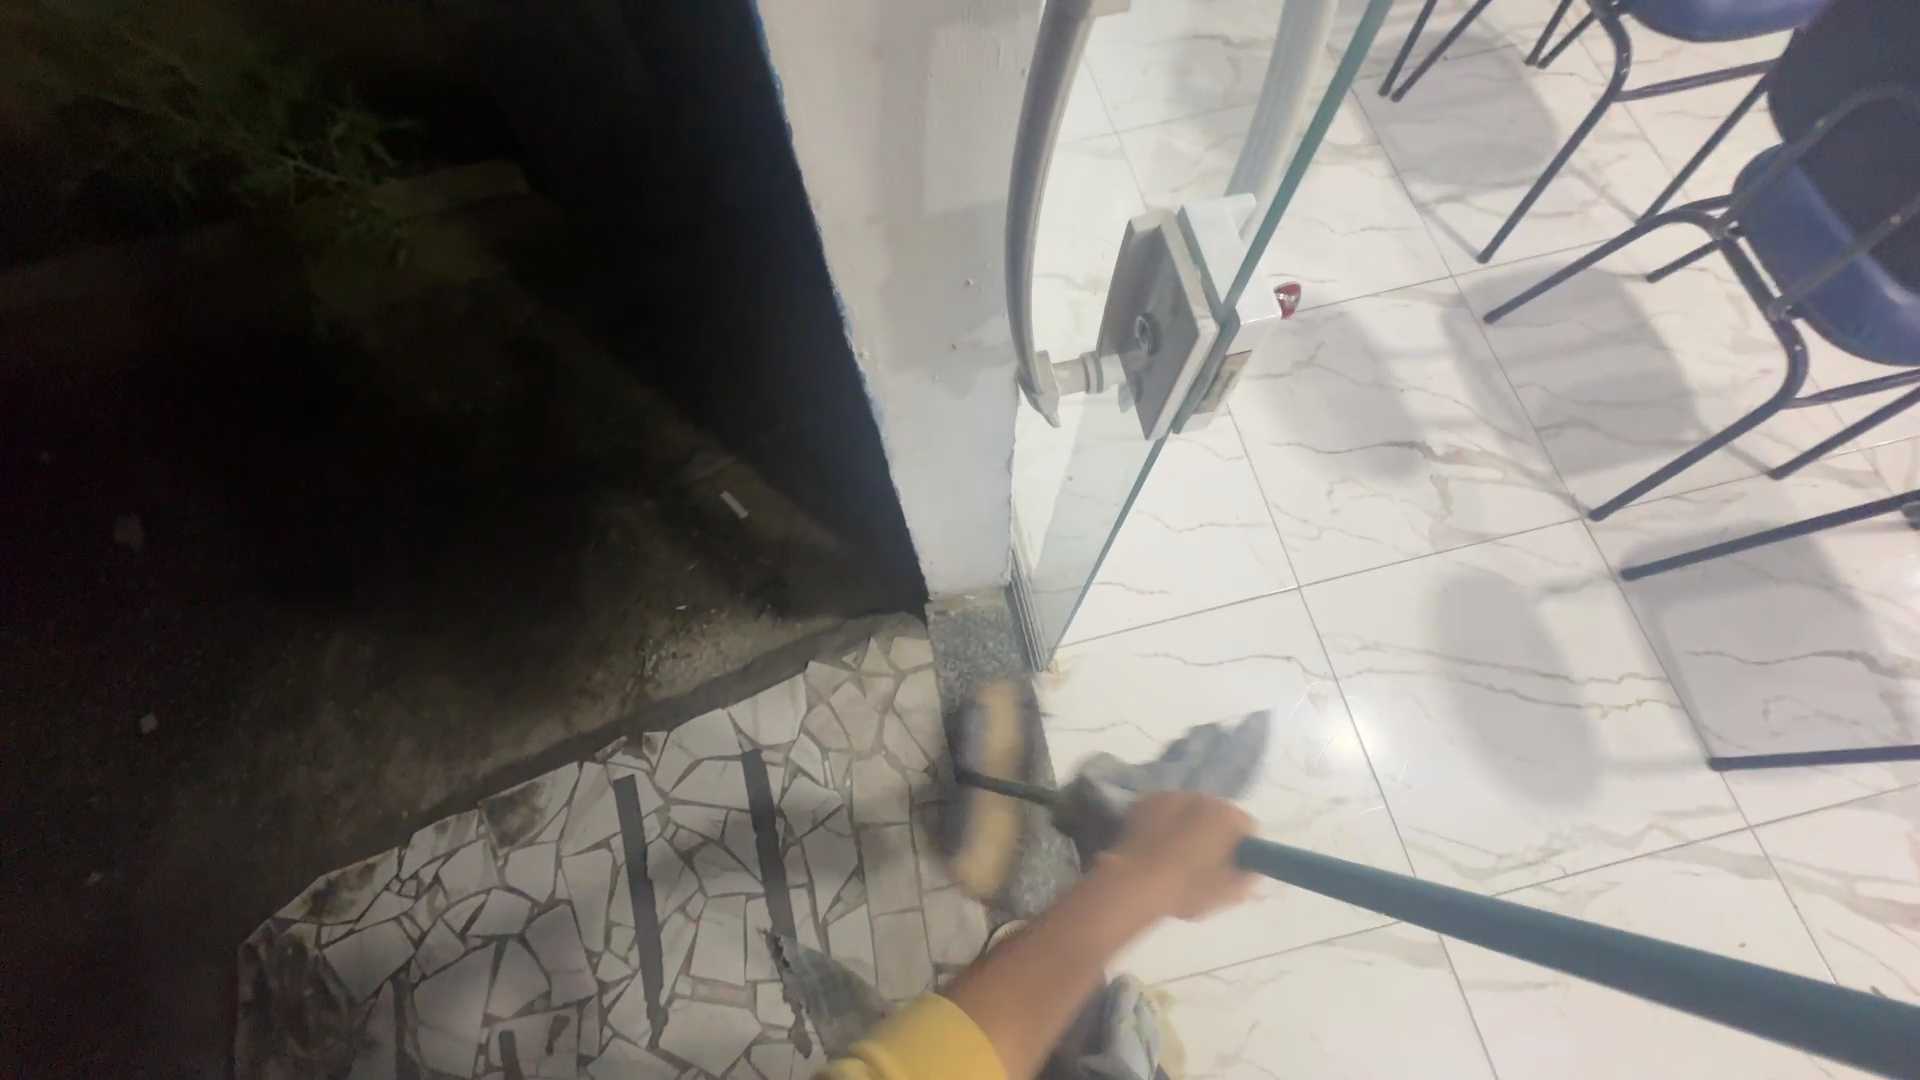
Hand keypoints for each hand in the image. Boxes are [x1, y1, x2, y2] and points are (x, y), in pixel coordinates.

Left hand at [1101, 791, 1255, 920]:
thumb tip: (1248, 868)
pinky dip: (1165, 821)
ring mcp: (1170, 794)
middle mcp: (1202, 796)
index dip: (1243, 847)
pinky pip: (1165, 809)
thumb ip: (1246, 877)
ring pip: (1190, 809)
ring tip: (1176, 854)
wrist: (1134, 881)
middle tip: (1204, 862)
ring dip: (1190, 825)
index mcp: (1227, 816)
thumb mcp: (1226, 894)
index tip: (1233, 866)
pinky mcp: (1145, 799)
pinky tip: (1157, 845)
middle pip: (1219, 814)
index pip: (1248, 826)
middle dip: (1216, 833)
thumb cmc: (1185, 889)